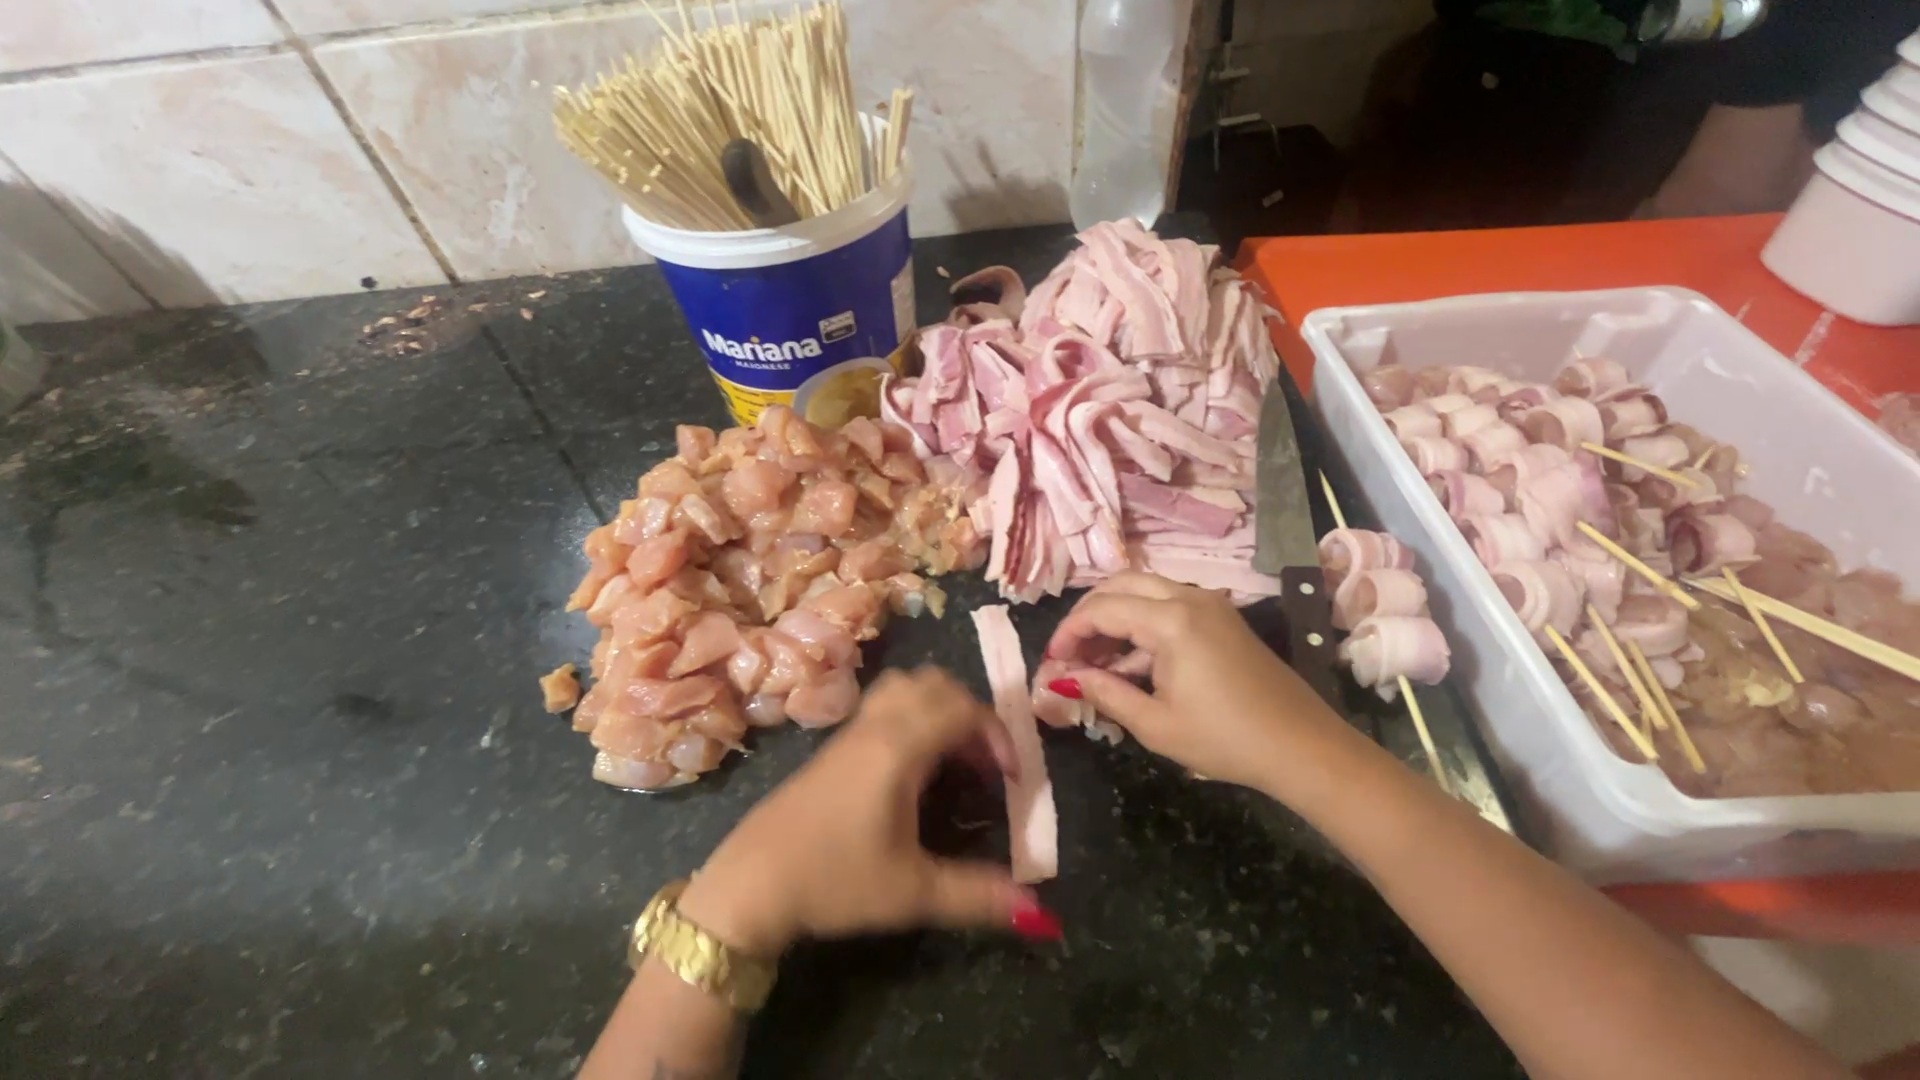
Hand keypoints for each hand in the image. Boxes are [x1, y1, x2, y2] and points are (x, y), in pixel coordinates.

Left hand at [675, 667, 1045, 956]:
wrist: (750, 884)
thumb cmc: (833, 881)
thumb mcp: (912, 893)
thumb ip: (977, 896)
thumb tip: (1039, 912)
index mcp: (899, 748)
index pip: (963, 708)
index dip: (997, 733)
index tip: (1008, 778)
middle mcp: (876, 727)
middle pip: (935, 684)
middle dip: (971, 713)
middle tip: (982, 763)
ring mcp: (850, 732)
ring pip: (904, 687)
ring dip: (938, 708)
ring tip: (951, 757)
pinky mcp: (832, 746)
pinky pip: (883, 705)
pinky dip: (912, 716)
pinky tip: (912, 769)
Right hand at [1044, 572, 1345, 791]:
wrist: (1302, 747)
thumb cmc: (1224, 739)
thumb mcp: (1155, 724)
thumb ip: (1104, 693)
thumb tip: (1063, 680)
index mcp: (1171, 620)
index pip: (1102, 609)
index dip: (1069, 632)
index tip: (1051, 662)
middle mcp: (1189, 598)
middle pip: (1120, 584)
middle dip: (1087, 614)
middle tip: (1069, 652)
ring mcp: (1209, 604)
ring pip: (1144, 590)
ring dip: (1113, 615)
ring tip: (1093, 659)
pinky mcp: (1221, 618)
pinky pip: (1167, 604)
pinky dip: (1140, 622)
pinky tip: (1129, 661)